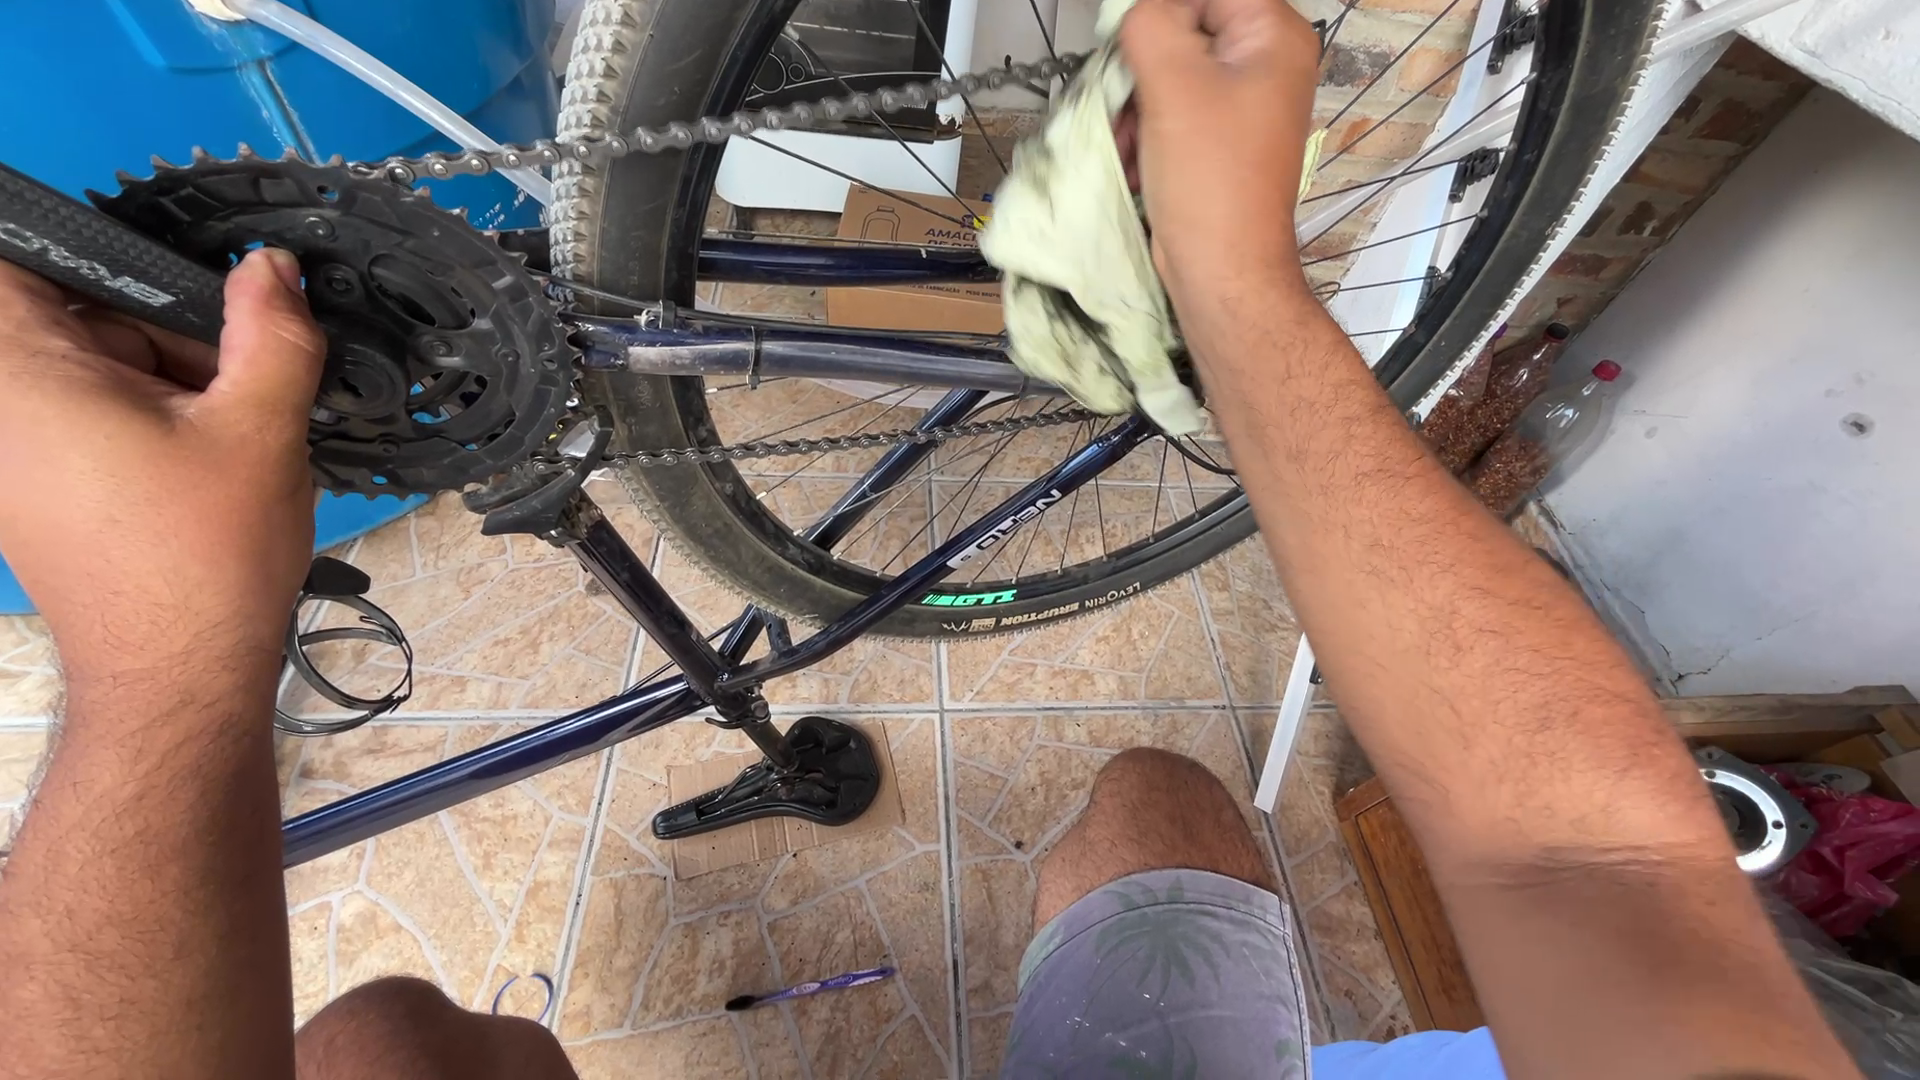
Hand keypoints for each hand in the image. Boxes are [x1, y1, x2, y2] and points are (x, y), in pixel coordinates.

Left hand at [0, 249, 325, 686]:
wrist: (180, 654)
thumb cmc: (209, 544)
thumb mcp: (260, 427)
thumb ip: (271, 337)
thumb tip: (273, 267)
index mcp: (17, 371)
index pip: (26, 259)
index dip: (116, 266)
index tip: (198, 308)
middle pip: (72, 315)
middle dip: (165, 337)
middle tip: (237, 391)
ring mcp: (4, 443)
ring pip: (88, 366)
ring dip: (169, 383)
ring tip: (229, 439)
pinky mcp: (24, 476)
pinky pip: (84, 412)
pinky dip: (151, 419)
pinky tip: (203, 462)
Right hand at [1119, 0, 1320, 306]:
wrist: (1220, 272)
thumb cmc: (1207, 179)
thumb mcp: (1173, 85)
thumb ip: (1151, 26)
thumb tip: (1138, 15)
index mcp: (1273, 37)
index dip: (1158, 18)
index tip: (1123, 57)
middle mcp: (1266, 69)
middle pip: (1186, 39)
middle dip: (1141, 78)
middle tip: (1121, 112)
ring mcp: (1243, 114)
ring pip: (1172, 86)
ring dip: (1136, 116)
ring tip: (1126, 150)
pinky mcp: (1220, 153)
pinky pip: (1175, 124)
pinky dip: (1147, 142)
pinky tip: (1136, 169)